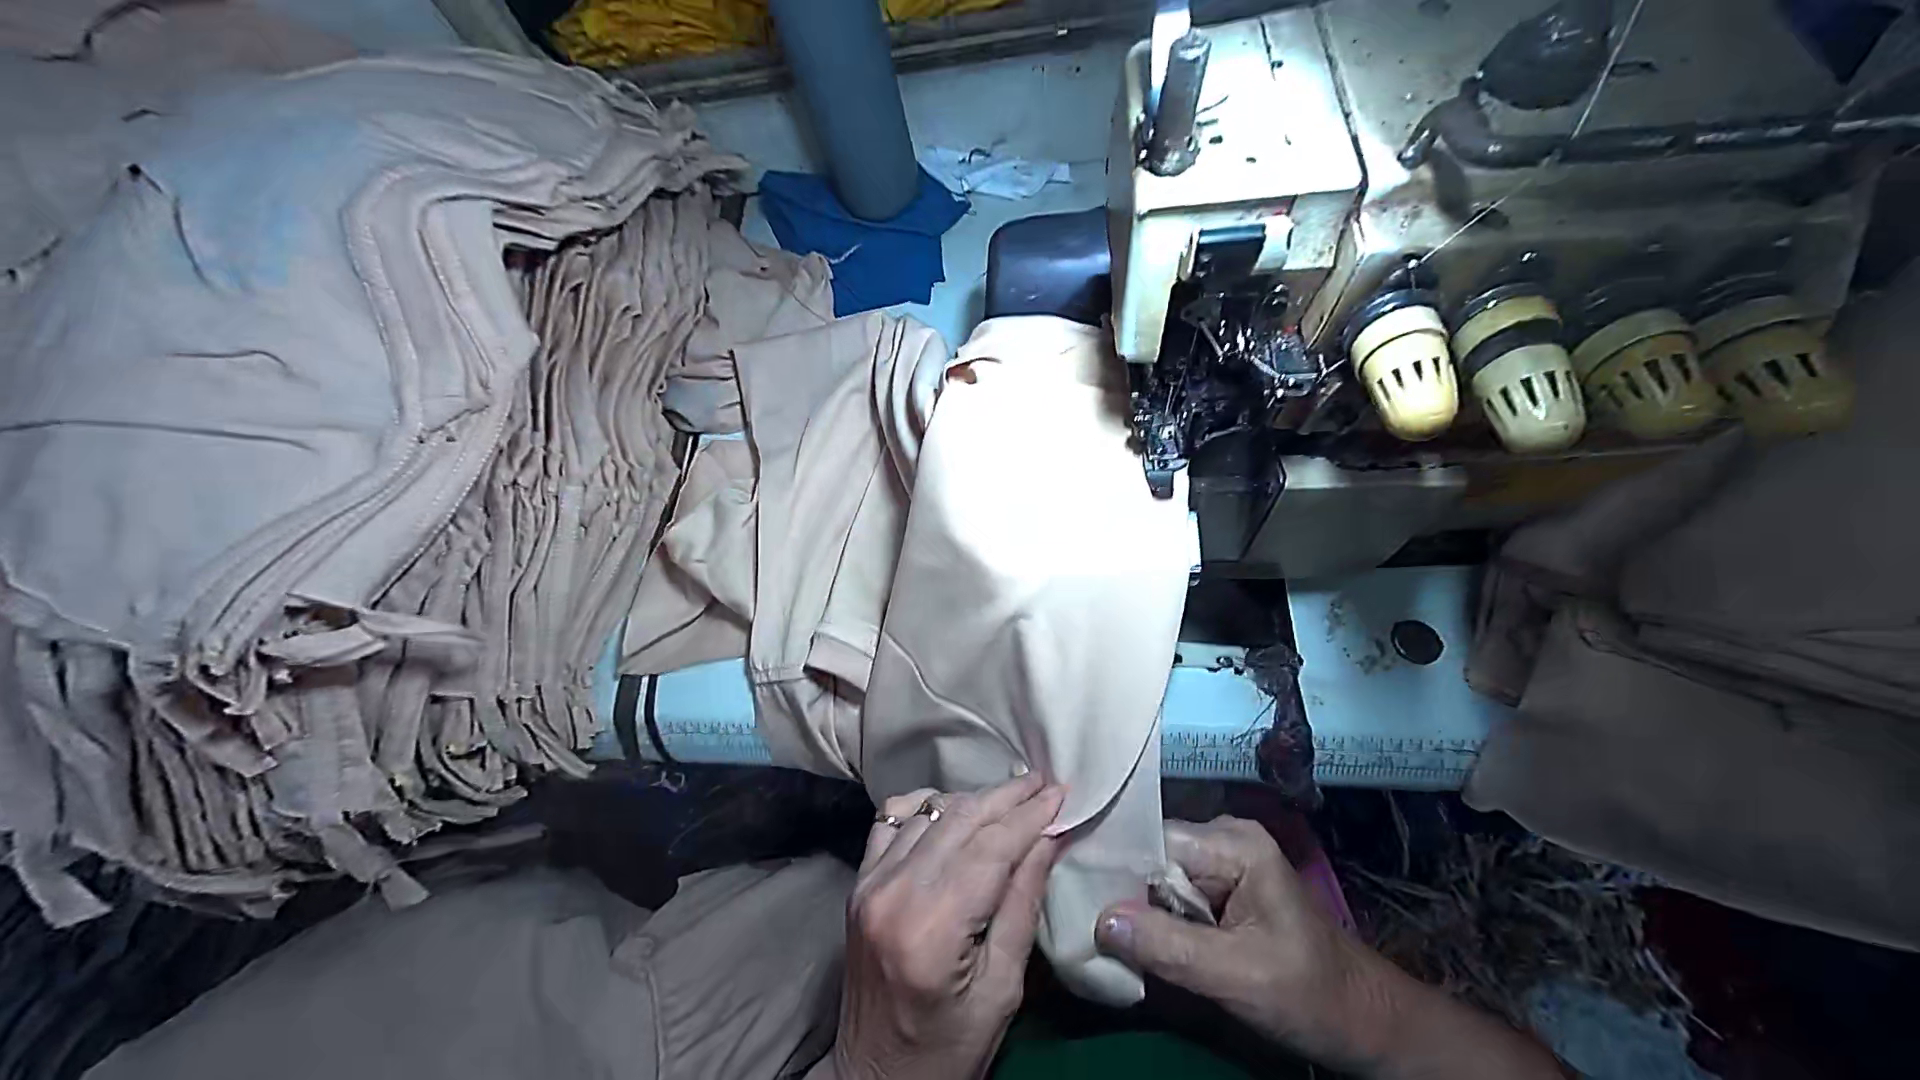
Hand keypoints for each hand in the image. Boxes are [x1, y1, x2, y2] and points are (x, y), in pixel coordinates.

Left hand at [819, 774, 1065, 1079]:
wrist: (874, 1079)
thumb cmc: (948, 1049)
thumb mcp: (1002, 988)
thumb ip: (1022, 904)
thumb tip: (1048, 838)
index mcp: (932, 928)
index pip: (990, 848)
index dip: (1029, 816)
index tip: (1061, 793)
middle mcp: (894, 891)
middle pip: (960, 819)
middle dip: (1007, 797)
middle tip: (1042, 784)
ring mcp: (870, 882)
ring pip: (929, 812)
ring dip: (974, 800)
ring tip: (1010, 797)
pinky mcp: (859, 882)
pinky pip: (892, 820)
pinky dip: (925, 805)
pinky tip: (951, 807)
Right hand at [1095, 817, 1564, 1079]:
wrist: (1367, 1023)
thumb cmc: (1313, 995)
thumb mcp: (1240, 977)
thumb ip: (1170, 948)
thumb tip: (1100, 920)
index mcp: (1234, 842)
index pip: (1154, 838)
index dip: (1113, 862)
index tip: (1069, 882)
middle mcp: (1223, 837)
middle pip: (1151, 852)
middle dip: (1120, 884)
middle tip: (1076, 910)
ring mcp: (1221, 860)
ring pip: (1157, 873)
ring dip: (1133, 902)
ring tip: (1094, 921)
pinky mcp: (1219, 885)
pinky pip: (1171, 891)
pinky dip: (1151, 913)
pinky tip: (1131, 931)